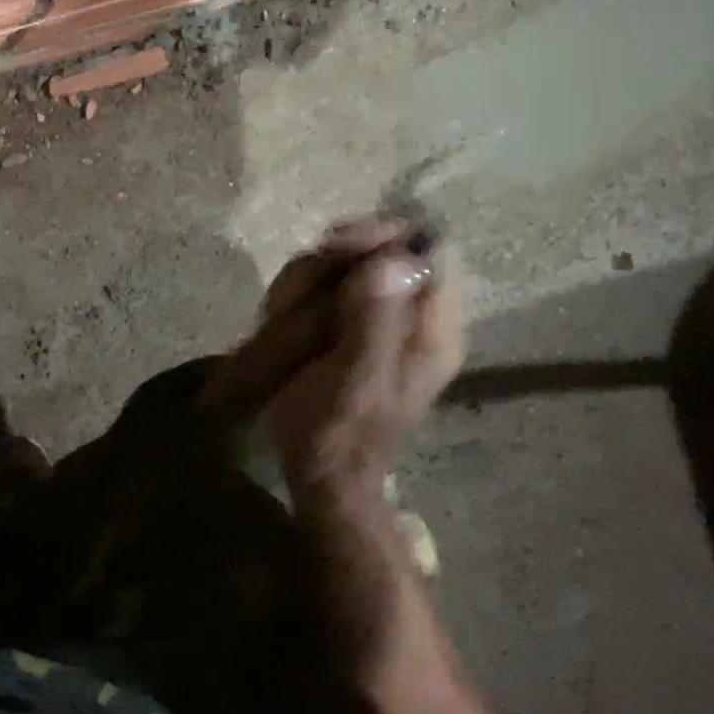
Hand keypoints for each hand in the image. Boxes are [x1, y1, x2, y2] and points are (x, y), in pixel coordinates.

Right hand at [259, 217, 465, 493]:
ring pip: (345, 268)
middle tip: (293, 294)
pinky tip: (280, 321)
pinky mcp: (349, 330)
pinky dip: (297, 297)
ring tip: (280, 316)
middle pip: (380, 252)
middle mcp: (413, 318)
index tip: (332, 245)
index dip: (382, 236)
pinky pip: (324, 290)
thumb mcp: (353, 380)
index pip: (430, 251)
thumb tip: (395, 259)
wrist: (321, 477)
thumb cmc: (338, 434)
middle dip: (330, 264)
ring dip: (305, 282)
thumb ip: (374, 320)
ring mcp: (379, 323)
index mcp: (433, 330)